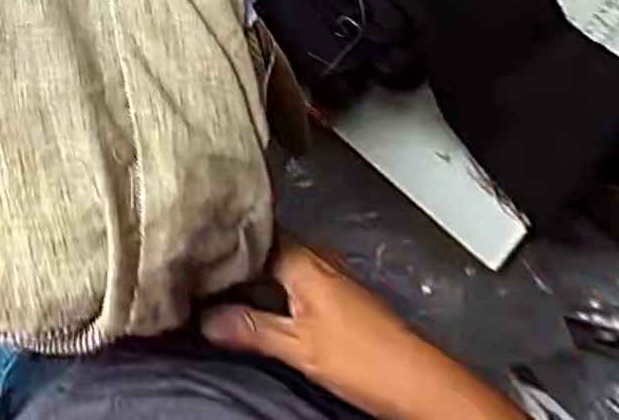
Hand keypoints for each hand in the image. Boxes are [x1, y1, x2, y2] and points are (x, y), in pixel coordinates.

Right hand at [202, 242, 520, 419]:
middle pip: (263, 247)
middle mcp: (313, 256)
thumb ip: (250, 329)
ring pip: (279, 264)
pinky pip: (294, 280)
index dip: (221, 238)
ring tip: (222, 286)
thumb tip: (204, 319)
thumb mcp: (297, 347)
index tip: (194, 246)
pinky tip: (261, 305)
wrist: (424, 386)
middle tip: (201, 267)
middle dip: (235, 257)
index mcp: (299, 256)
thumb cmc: (364, 359)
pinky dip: (274, 288)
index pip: (249, 233)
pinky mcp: (339, 297)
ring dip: (255, 275)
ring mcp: (329, 275)